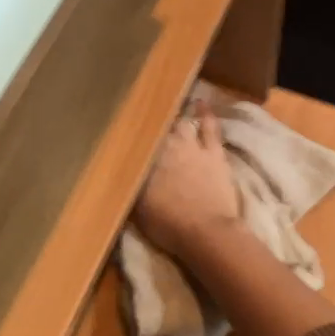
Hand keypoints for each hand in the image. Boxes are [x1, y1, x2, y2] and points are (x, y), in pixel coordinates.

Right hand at [133, 101, 240, 259]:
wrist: (207, 233)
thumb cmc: (168, 224)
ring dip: (174, 119)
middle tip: (144, 124)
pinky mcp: (214, 152)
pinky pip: (209, 127)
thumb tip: (120, 171)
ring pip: (180, 124)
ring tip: (167, 109)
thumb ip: (131, 185)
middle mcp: (165, 147)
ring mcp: (191, 146)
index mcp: (145, 159)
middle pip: (156, 129)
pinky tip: (200, 102)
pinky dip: (205, 114)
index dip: (128, 137)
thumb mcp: (138, 208)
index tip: (121, 133)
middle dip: (150, 126)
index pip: (134, 141)